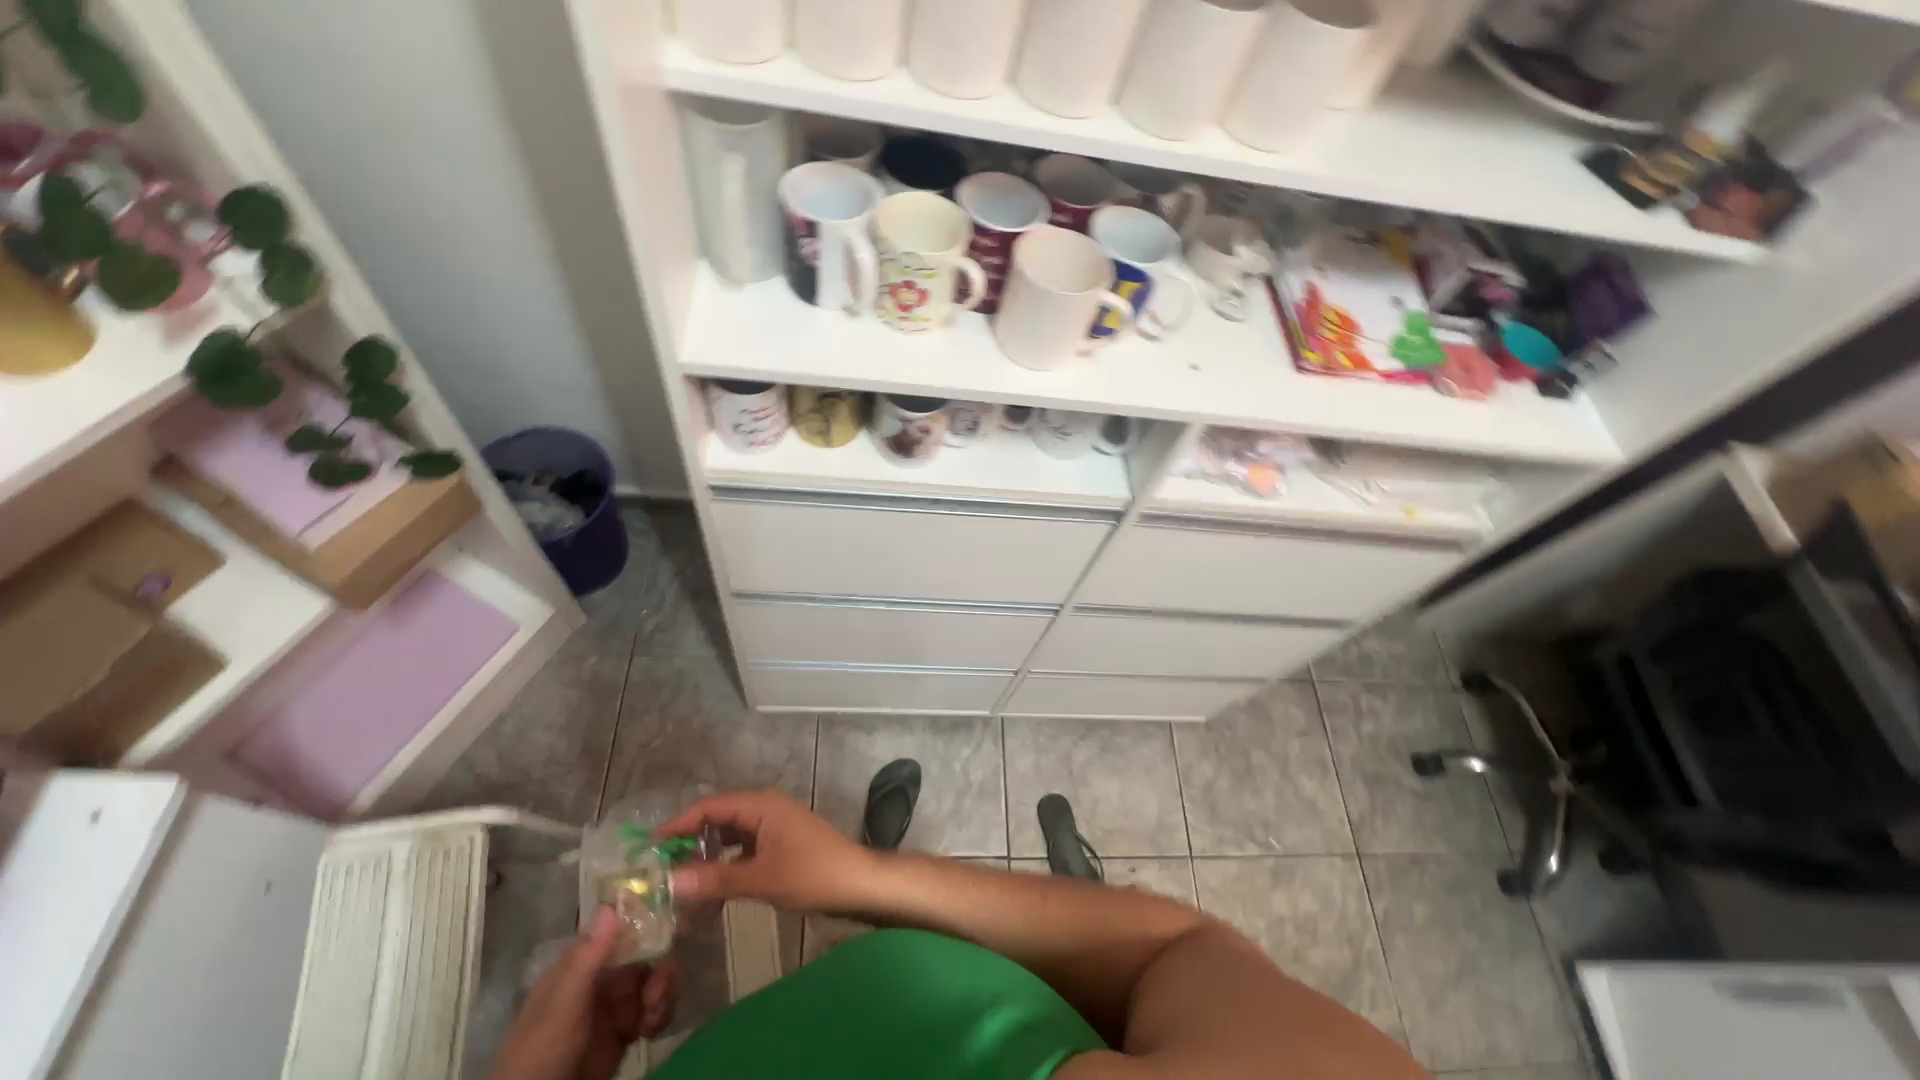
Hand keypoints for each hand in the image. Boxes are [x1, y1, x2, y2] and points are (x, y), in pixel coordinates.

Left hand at [488, 906, 678, 1079]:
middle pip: (646, 957)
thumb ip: (588, 959)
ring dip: (663, 995)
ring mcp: (614, 1006)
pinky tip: (650, 1034)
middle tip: (658, 994)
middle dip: (661, 971)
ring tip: (652, 1021)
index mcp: (582, 964)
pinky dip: (660, 1017)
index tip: (677, 929)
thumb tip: (611, 905)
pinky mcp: (624, 1032)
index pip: (623, 931)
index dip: (651, 927)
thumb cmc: (541, 1051)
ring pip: (654, 983)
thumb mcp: (563, 1005)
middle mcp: (601, 979)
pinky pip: (654, 1011)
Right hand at [659, 790, 880, 914]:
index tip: (648, 847)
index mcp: (760, 806)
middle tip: (658, 872)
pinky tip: (710, 897)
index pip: (708, 807)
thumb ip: (715, 879)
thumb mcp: (761, 879)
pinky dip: (726, 871)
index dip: (677, 825)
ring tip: (679, 889)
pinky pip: (743, 854)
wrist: (860, 885)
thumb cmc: (813, 875)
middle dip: (688, 846)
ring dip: (706, 862)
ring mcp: (773, 829)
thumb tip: (670, 881)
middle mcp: (764, 811)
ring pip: (728, 841)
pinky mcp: (779, 848)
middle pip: (716, 822)